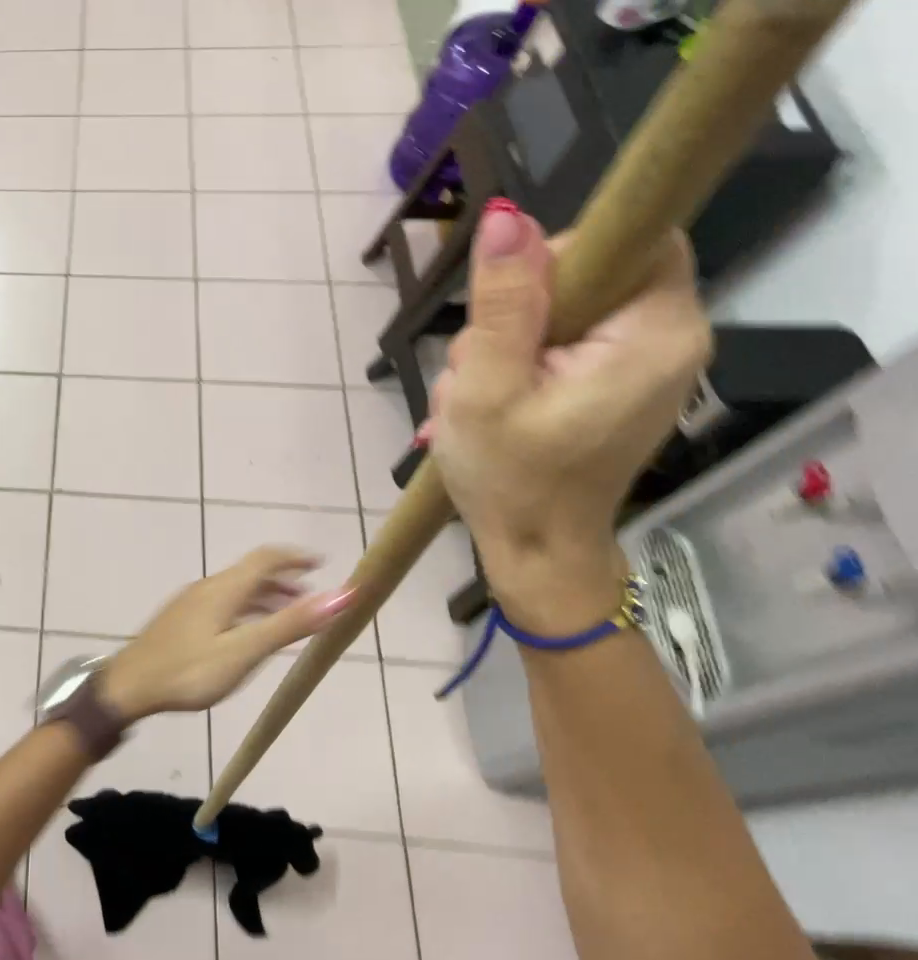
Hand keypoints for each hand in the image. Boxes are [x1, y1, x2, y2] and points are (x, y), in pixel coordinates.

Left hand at [98, 548, 357, 723]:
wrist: (127, 687)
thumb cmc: (187, 672)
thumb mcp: (244, 651)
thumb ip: (290, 624)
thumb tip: (342, 594)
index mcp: (223, 590)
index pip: (265, 558)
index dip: (295, 557)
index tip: (322, 563)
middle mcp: (206, 589)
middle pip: (250, 573)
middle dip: (284, 580)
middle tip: (311, 596)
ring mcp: (188, 604)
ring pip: (235, 590)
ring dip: (264, 597)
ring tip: (287, 615)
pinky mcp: (178, 621)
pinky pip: (221, 605)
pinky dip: (245, 610)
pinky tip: (246, 635)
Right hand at [423, 204, 710, 630]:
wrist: (537, 552)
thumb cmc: (510, 480)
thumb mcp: (486, 390)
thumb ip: (503, 304)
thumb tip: (505, 217)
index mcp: (656, 334)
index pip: (628, 239)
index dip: (558, 259)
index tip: (507, 312)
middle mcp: (672, 337)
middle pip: (590, 276)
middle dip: (516, 316)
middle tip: (478, 375)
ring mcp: (648, 362)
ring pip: (568, 311)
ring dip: (506, 346)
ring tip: (478, 401)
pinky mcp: (622, 381)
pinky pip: (568, 342)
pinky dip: (521, 366)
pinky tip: (493, 404)